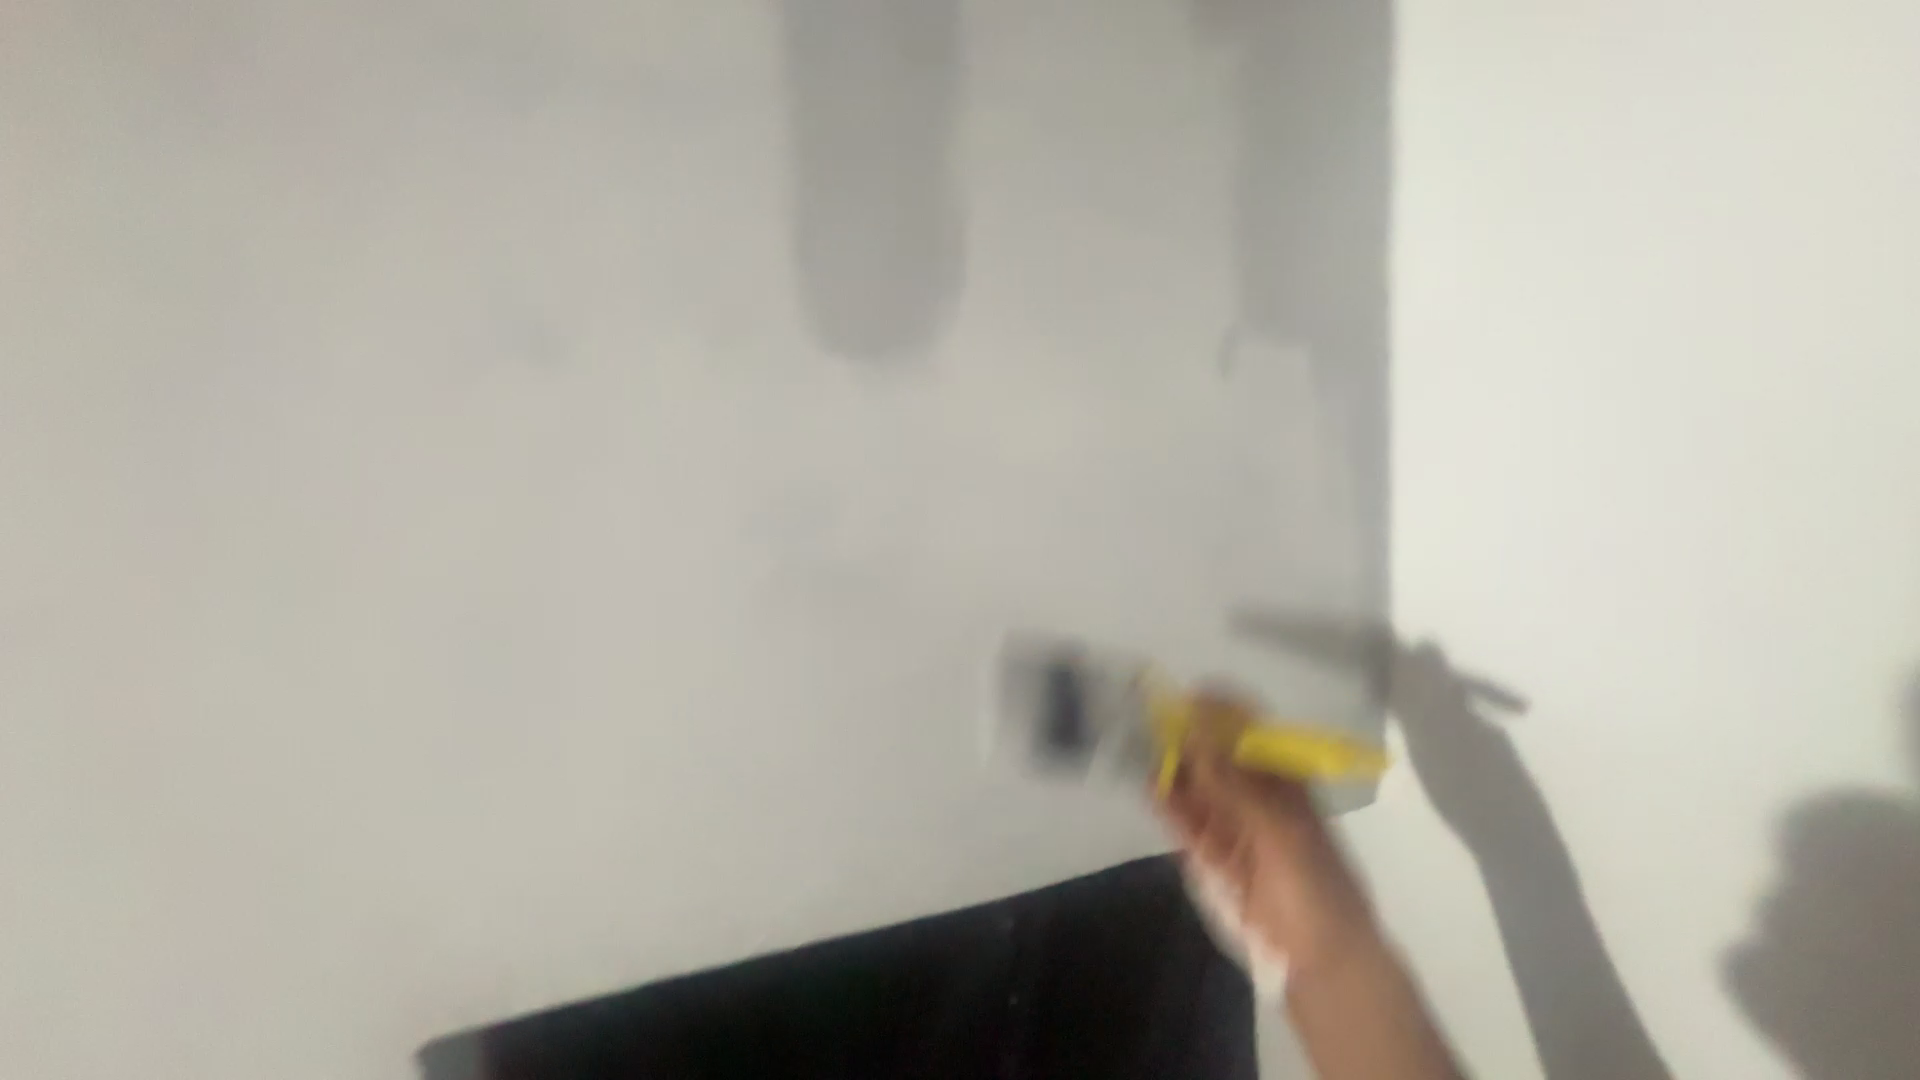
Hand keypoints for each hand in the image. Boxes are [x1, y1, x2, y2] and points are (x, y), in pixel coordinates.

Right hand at [1155, 694, 1381, 978]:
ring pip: (1198, 785)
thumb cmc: (1313, 885)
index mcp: (1283, 780)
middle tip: (1150, 720)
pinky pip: (1188, 820)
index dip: (1220, 709)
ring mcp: (1235, 824)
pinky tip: (1150, 785)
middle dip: (1187, 736)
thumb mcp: (1278, 829)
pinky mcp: (1215, 854)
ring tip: (1142, 748)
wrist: (1323, 958)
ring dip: (1173, 767)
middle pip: (1216, 754)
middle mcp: (1257, 794)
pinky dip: (1169, 803)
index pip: (1250, 731)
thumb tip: (1199, 728)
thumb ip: (1234, 782)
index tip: (1187, 697)